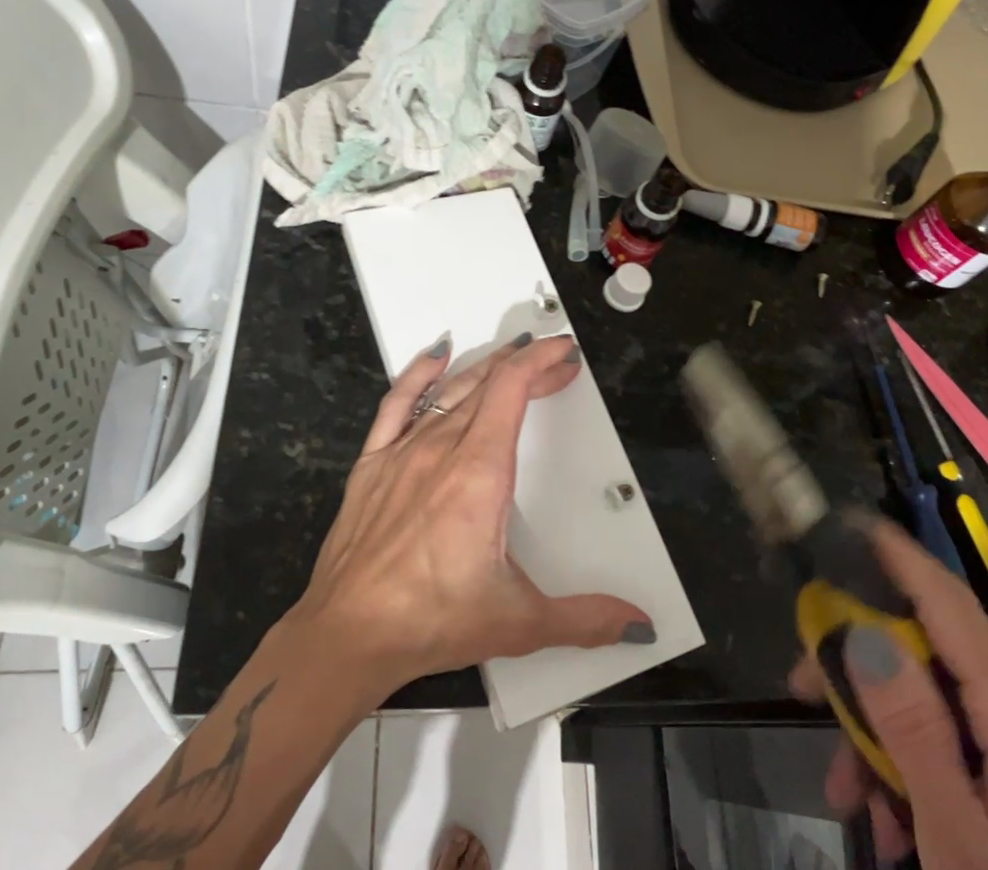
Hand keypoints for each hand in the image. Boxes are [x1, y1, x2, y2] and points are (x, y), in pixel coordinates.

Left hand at [292, 332, 652, 698]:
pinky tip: (434, 358)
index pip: (513, 389)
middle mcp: (440, 451)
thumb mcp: (520, 622)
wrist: (348, 634)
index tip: (565, 352)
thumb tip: (638, 626)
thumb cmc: (432, 621)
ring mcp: (401, 455)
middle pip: (487, 385)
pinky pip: (396, 405)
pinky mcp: (371, 467)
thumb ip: (585, 619)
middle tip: (555, 364)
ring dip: (483, 369)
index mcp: (480, 473)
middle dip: (526, 366)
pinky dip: (418, 376)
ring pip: (448, 392)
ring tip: (510, 357)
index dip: (542, 361)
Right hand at [790, 518, 987, 869]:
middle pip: (938, 666)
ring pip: (952, 713)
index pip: (950, 610)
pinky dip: (934, 771)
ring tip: (862, 814)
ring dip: (894, 747)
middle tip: (805, 712)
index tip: (852, 525)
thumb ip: (911, 732)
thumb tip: (865, 636)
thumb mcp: (957, 839)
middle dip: (867, 688)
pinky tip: (907, 824)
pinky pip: (981, 748)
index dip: (898, 561)